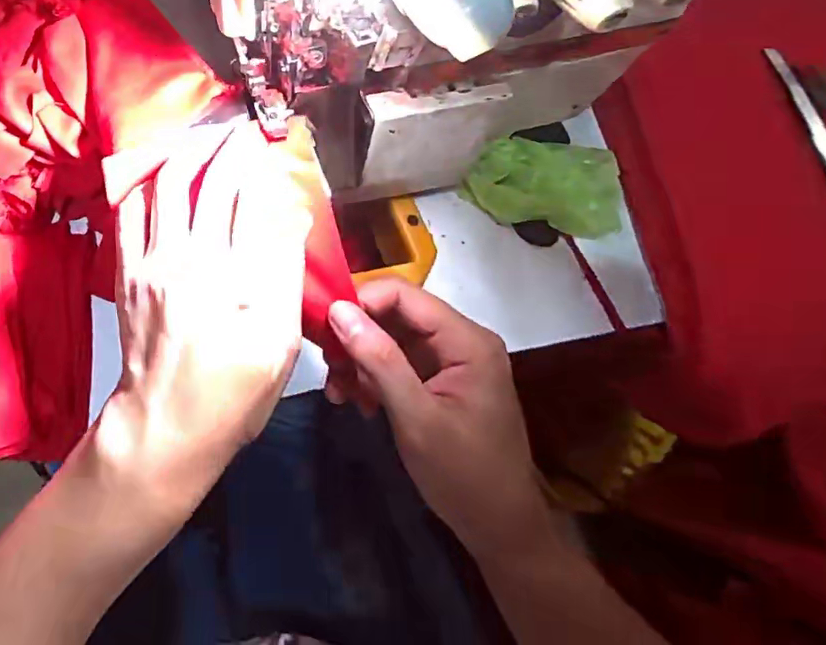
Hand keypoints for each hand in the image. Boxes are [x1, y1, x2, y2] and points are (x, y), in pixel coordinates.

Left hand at [94, 124, 310, 515]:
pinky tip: (160, 176)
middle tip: (239, 133)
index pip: (248, 199)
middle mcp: (189, 261)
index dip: (258, 164)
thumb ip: (284, 274)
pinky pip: (129, 211)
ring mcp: (151, 263)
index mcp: (234, 279)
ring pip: (165, 185)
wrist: (163, 426)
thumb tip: (290, 218)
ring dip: (186, 154)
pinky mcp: (127, 271)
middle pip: (209, 181)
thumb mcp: (279, 345)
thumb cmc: (229, 394)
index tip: (265, 145)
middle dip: (226, 148)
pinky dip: (145, 185)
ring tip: (203, 142)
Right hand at [324, 279, 552, 557]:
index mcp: (466, 340)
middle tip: (328, 366)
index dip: (359, 302)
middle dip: (355, 336)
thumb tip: (338, 309)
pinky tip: (356, 401)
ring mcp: (449, 359)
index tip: (324, 330)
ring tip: (339, 391)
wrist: (501, 531)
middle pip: (393, 314)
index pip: (402, 294)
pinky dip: (371, 376)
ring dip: (359, 359)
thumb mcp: (416, 418)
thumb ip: (379, 360)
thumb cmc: (464, 475)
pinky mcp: (437, 378)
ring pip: (388, 337)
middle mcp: (459, 339)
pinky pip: (395, 360)